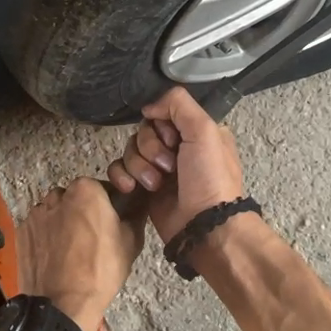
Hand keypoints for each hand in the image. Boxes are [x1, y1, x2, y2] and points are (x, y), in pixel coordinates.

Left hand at [17, 177, 144, 330]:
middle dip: (81, 211)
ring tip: (70, 249)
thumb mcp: (131, 241)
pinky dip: (45, 237)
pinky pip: (38, 228)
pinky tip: (54, 258)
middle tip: (91, 237)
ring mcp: (35, 214)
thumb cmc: (101, 270)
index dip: (107, 205)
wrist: (63, 306)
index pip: (100, 188)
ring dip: (61, 222)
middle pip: (73, 197)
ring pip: (53, 212)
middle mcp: (57, 195)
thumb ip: (134, 215)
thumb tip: (138, 204)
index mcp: (86, 190)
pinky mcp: (20, 234)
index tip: (110, 223)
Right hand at [107, 87, 246, 241]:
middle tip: (167, 167)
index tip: (172, 140)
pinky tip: (131, 188)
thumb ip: (178, 104)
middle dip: (151, 149)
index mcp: (196, 131)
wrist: (202, 226)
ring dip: (139, 166)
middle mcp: (178, 147)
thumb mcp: (205, 130)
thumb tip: (148, 107)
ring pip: (130, 150)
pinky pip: (120, 170)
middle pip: (144, 131)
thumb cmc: (209, 176)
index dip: (162, 125)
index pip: (163, 113)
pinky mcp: (143, 188)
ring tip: (156, 184)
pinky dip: (122, 176)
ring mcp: (159, 168)